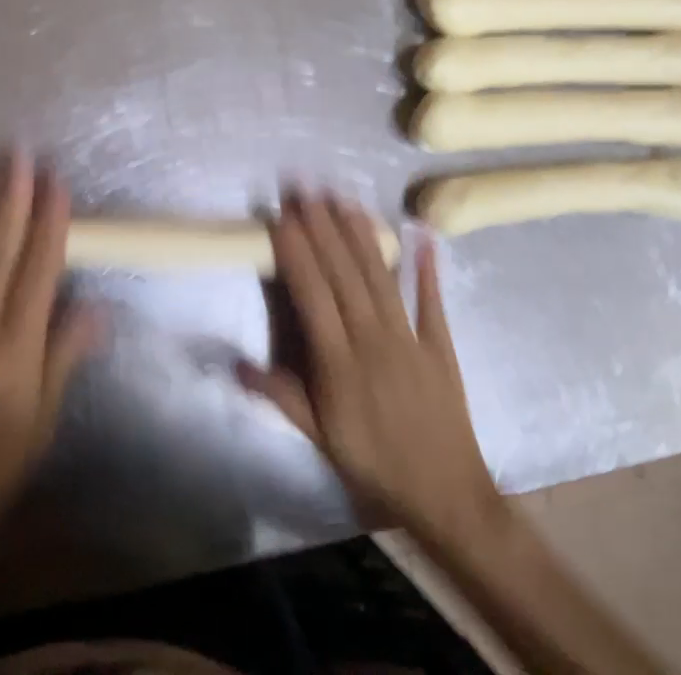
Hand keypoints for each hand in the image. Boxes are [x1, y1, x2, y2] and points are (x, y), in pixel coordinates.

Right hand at [240, 192, 500, 541]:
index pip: (312, 294)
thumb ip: (281, 396)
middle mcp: (373, 340)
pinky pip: (432, 301)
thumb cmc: (373, 466)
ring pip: (381, 277)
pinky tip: (420, 235)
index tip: (281, 216)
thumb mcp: (319, 438)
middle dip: (323, 228)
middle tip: (305, 187)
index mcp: (338, 362)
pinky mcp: (441, 346)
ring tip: (343, 199)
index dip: (296, 252)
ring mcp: (411, 339)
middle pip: (345, 274)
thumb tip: (236, 365)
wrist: (444, 493)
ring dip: (361, 235)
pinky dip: (427, 267)